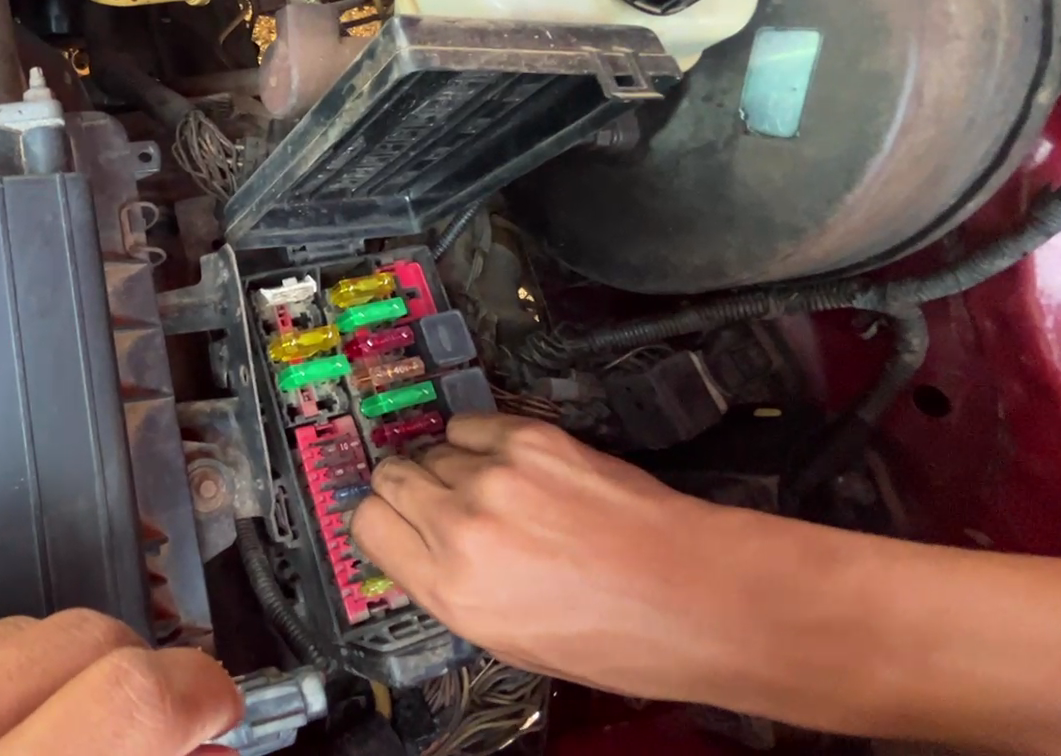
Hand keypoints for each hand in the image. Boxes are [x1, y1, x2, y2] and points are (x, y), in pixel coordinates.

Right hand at [351, 413, 744, 697]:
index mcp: (450, 588)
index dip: (380, 520)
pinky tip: (509, 464)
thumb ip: (441, 579)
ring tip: (493, 490)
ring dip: (449, 467)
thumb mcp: (504, 635)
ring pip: (430, 450)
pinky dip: (478, 441)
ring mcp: (492, 476)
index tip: (393, 518)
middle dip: (407, 487)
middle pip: (388, 476)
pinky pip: (469, 425)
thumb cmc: (611, 633)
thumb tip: (407, 538)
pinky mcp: (527, 438)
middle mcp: (460, 527)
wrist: (695, 593)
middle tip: (439, 500)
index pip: (366, 523)